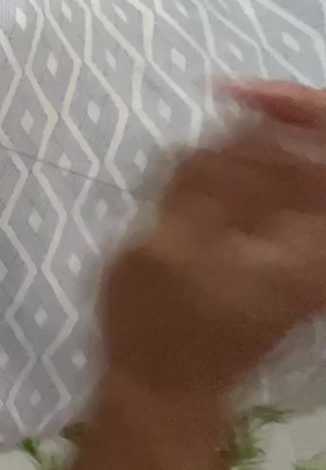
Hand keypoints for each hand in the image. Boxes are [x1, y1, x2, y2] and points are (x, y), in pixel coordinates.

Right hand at [99, 81, 325, 410]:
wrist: (164, 378)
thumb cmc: (158, 314)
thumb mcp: (168, 243)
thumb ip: (213, 184)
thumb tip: (258, 125)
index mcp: (313, 243)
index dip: (298, 109)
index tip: (231, 91)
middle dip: (289, 120)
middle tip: (228, 100)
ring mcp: (316, 254)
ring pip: (309, 176)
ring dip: (271, 144)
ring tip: (214, 134)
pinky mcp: (294, 258)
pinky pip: (293, 195)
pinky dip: (262, 170)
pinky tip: (216, 169)